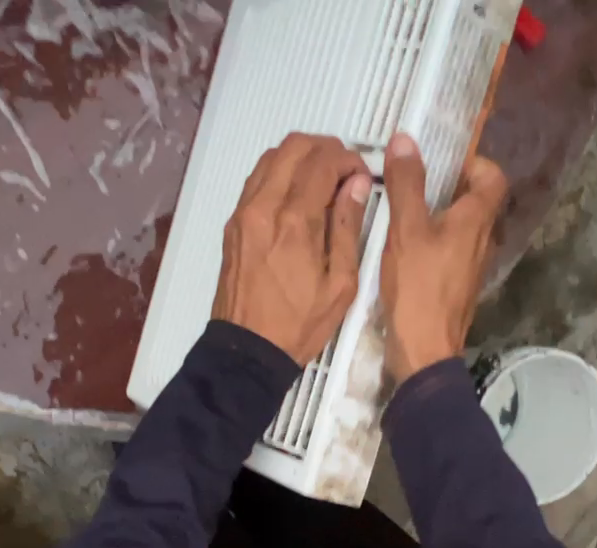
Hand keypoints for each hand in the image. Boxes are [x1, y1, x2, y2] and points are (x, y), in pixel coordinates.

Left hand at [212, 134, 373, 364]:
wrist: (248, 351)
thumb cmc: (299, 325)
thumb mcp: (340, 285)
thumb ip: (349, 228)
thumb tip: (356, 184)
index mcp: (295, 222)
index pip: (323, 162)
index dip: (348, 159)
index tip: (362, 174)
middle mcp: (264, 207)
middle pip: (293, 147)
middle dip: (324, 149)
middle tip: (344, 170)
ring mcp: (243, 214)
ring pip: (270, 158)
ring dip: (300, 158)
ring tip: (322, 180)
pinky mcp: (233, 226)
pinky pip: (256, 181)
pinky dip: (279, 174)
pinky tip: (297, 196)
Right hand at [379, 134, 508, 380]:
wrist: (424, 351)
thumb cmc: (419, 288)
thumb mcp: (406, 231)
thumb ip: (406, 184)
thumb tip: (405, 139)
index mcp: (476, 220)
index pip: (493, 177)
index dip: (473, 163)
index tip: (443, 163)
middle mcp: (482, 241)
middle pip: (477, 202)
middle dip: (450, 188)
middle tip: (416, 183)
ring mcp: (472, 268)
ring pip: (463, 230)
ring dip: (440, 217)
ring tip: (406, 213)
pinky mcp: (457, 289)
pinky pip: (451, 253)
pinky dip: (435, 244)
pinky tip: (406, 250)